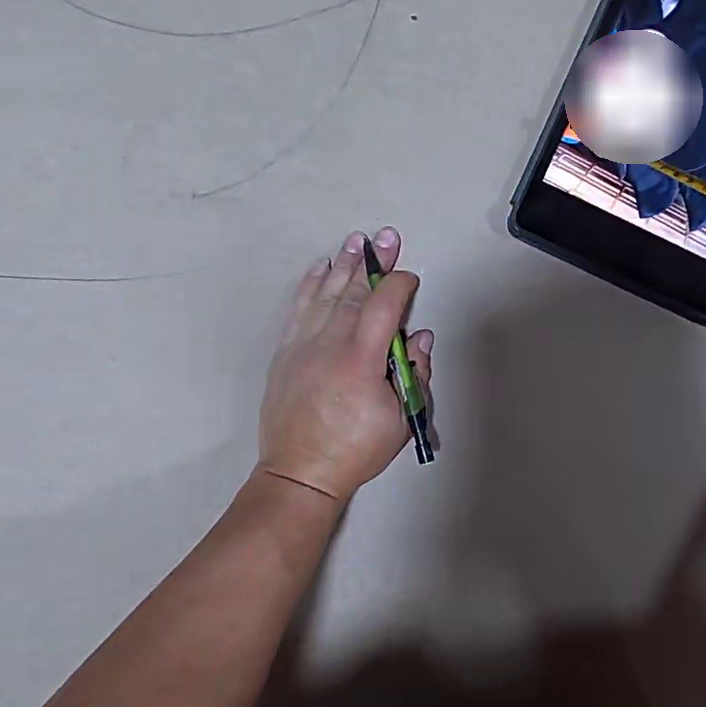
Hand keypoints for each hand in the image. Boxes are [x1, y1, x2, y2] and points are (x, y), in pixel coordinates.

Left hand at [257, 228, 434, 502]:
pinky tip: (320, 268)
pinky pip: (298, 309)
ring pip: (325, 294)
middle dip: (373, 263)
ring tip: (356, 241)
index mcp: (361, 360)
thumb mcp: (399, 419)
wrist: (299, 470)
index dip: (398, 285)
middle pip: (353, 292)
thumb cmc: (355, 450)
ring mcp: (302, 345)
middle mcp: (329, 343)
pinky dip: (309, 285)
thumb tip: (420, 338)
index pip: (382, 307)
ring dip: (343, 265)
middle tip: (386, 235)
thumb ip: (414, 374)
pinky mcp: (285, 352)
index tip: (410, 277)